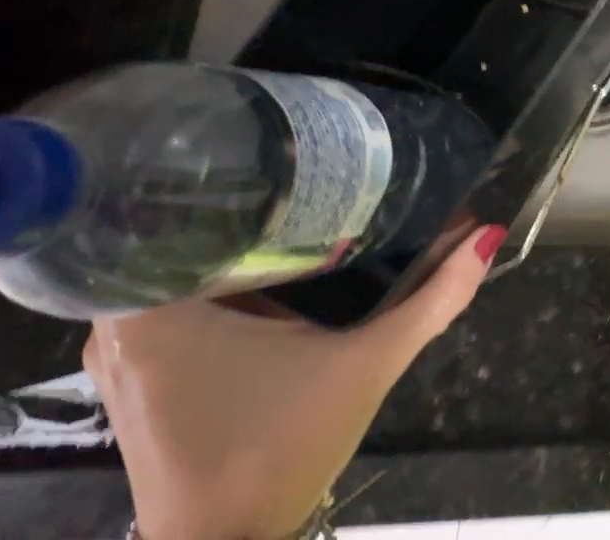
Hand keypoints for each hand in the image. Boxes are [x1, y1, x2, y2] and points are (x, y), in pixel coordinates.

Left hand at [85, 225, 505, 539]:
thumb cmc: (283, 444)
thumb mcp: (371, 362)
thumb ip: (433, 297)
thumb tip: (488, 234)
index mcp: (154, 311)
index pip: (190, 211)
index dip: (249, 183)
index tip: (306, 164)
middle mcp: (121, 323)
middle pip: (195, 239)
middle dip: (261, 215)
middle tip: (328, 185)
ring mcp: (127, 353)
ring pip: (194, 272)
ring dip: (250, 252)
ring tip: (316, 218)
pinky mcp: (146, 376)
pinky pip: (189, 305)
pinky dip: (237, 287)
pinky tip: (290, 276)